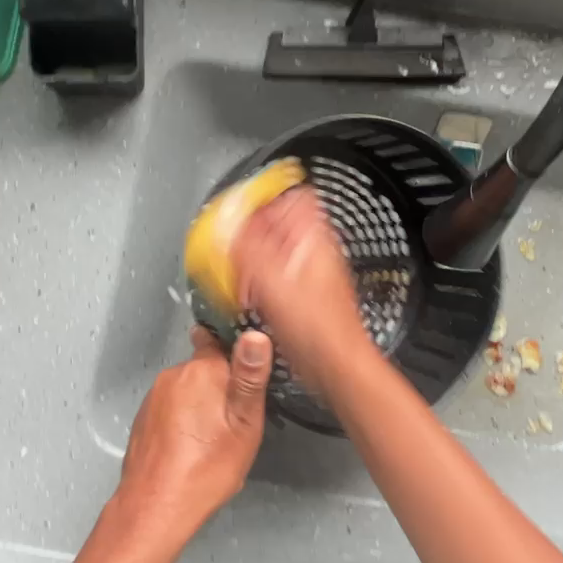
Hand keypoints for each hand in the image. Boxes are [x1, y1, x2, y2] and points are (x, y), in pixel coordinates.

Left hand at [115, 327, 273, 541]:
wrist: (154, 508)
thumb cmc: (206, 467)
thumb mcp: (243, 425)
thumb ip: (249, 377)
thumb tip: (255, 334)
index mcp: (201, 369)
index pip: (223, 343)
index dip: (239, 357)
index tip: (250, 378)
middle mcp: (173, 374)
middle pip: (206, 368)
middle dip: (222, 387)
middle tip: (236, 421)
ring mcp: (154, 396)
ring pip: (189, 389)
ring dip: (202, 404)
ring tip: (215, 438)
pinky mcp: (143, 417)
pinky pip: (172, 407)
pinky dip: (184, 419)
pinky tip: (192, 447)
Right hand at [233, 186, 375, 385]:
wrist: (336, 366)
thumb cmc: (318, 329)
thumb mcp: (271, 281)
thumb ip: (246, 248)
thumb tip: (227, 224)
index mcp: (313, 239)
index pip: (292, 197)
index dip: (265, 199)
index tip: (241, 210)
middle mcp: (314, 252)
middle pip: (278, 226)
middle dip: (251, 235)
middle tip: (234, 247)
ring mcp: (309, 274)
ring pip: (274, 252)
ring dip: (251, 262)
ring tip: (239, 277)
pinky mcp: (302, 296)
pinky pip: (274, 278)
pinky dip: (258, 283)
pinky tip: (249, 298)